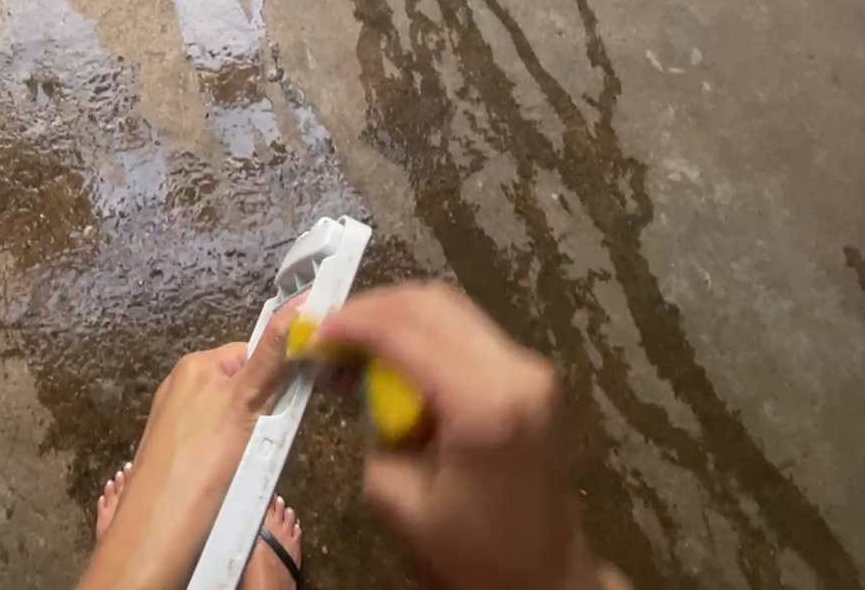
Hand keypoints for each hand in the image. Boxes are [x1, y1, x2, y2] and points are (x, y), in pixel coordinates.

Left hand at [77, 303, 298, 589]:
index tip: (292, 403)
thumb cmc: (203, 462)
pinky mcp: (174, 451)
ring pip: (232, 418)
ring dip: (250, 438)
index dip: (277, 375)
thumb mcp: (245, 405)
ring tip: (248, 465)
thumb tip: (295, 308)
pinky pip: (215, 443)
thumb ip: (271, 359)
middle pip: (243, 387)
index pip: (252, 353)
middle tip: (268, 440)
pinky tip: (230, 480)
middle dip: (263, 411)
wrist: (158, 529)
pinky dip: (230, 458)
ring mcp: (176, 419)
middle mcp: (184, 384)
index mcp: (197, 364)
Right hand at [314, 282, 619, 589]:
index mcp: (484, 407)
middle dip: (370, 308)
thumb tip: (356, 376)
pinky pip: (463, 327)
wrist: (549, 580)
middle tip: (331, 330)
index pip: (404, 333)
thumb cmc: (472, 553)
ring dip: (395, 313)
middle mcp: (515, 371)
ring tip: (357, 338)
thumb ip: (373, 424)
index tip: (315, 334)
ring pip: (447, 306)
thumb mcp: (396, 499)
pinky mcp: (530, 371)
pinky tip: (393, 350)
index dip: (352, 323)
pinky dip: (420, 328)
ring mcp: (530, 367)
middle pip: (428, 303)